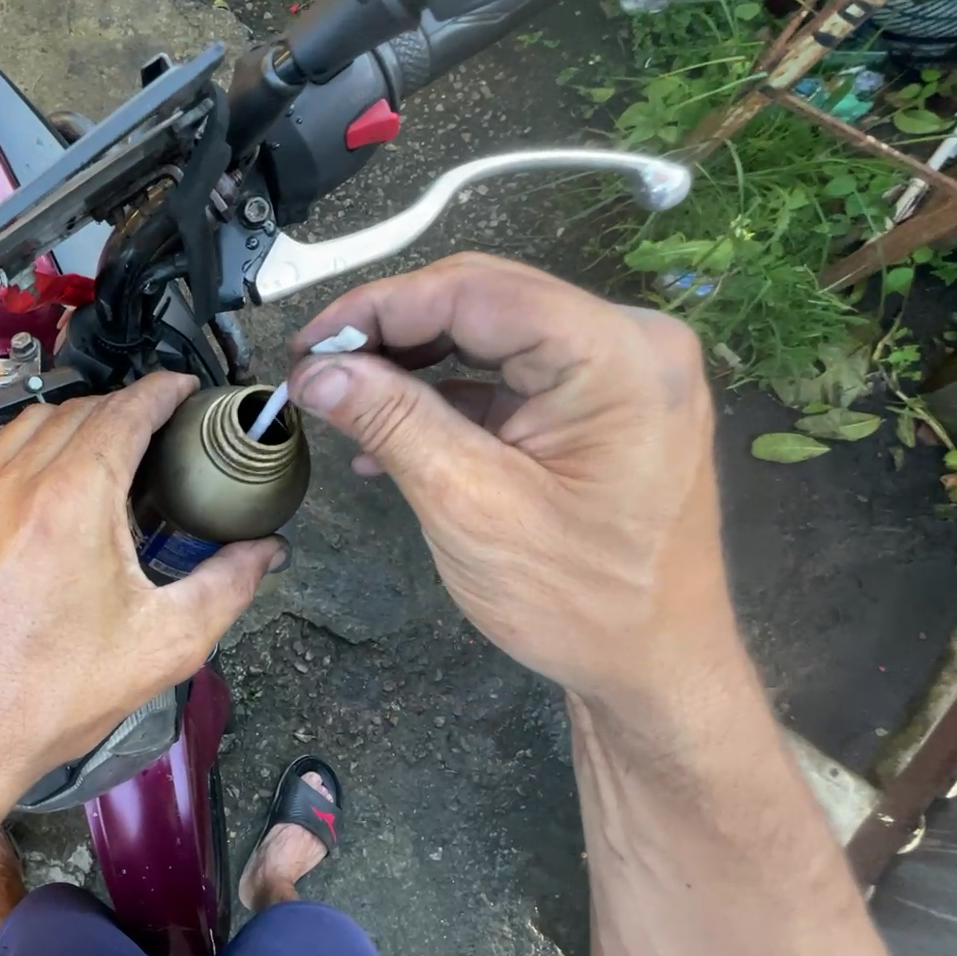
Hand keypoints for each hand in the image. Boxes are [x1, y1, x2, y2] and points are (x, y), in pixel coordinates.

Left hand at [0, 372, 284, 822]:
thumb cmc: (57, 694)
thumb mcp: (165, 644)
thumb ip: (227, 585)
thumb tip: (263, 551)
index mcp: (70, 501)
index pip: (123, 413)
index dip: (161, 392)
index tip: (183, 389)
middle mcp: (15, 484)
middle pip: (79, 411)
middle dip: (125, 407)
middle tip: (161, 427)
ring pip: (32, 423)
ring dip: (78, 420)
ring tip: (113, 445)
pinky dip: (35, 445)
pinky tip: (55, 477)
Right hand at [286, 254, 726, 705]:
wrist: (651, 665)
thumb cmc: (575, 597)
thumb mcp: (467, 504)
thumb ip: (393, 421)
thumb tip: (316, 371)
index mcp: (615, 354)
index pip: (474, 290)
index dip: (376, 307)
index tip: (305, 345)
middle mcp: (625, 343)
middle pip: (480, 300)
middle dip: (386, 330)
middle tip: (314, 370)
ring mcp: (612, 373)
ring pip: (482, 334)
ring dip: (404, 363)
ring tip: (339, 398)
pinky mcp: (590, 405)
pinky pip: (498, 377)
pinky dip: (436, 396)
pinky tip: (383, 435)